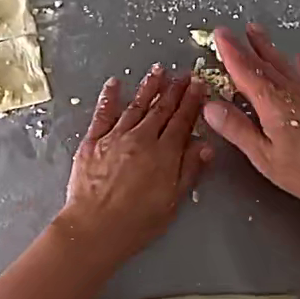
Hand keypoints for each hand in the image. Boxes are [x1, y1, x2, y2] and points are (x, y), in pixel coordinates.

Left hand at [56, 65, 212, 263]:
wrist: (95, 228)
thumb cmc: (137, 222)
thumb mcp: (173, 202)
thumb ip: (189, 170)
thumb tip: (206, 145)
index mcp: (164, 153)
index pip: (182, 121)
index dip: (192, 102)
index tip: (199, 85)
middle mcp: (141, 138)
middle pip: (161, 109)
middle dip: (175, 89)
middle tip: (183, 74)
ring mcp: (115, 136)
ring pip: (136, 106)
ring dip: (149, 87)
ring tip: (158, 70)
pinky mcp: (93, 140)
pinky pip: (103, 113)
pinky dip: (109, 96)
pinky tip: (115, 83)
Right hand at [200, 24, 299, 208]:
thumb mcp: (263, 156)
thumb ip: (236, 129)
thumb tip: (209, 106)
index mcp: (271, 103)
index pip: (245, 71)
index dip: (230, 51)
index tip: (218, 34)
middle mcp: (289, 92)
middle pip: (262, 63)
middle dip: (243, 45)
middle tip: (228, 30)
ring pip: (282, 64)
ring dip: (267, 47)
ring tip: (256, 31)